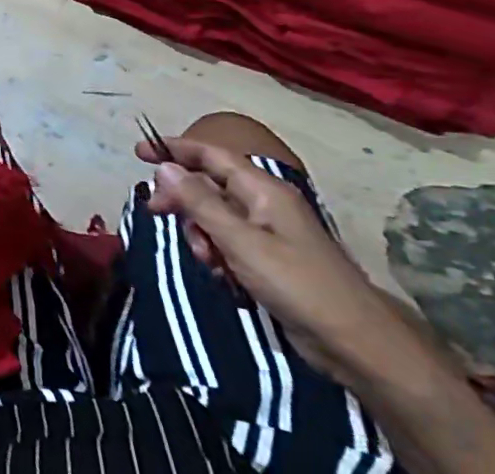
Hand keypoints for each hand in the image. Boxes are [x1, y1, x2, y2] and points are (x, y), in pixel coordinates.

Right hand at [137, 136, 401, 375]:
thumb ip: (199, 202)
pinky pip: (226, 240)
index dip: (173, 149)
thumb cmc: (297, 284)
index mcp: (263, 190)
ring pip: (213, 215)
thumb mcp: (239, 241)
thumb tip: (164, 167)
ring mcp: (268, 231)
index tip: (138, 152)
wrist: (357, 344)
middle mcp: (264, 203)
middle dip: (180, 198)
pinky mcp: (268, 257)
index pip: (211, 155)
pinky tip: (220, 272)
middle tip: (155, 213)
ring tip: (205, 258)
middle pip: (207, 185)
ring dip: (198, 232)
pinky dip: (215, 251)